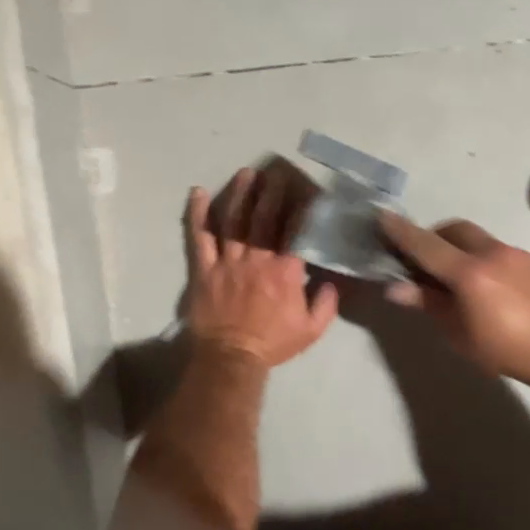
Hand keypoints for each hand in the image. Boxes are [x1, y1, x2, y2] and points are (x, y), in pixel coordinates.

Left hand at [184, 168, 339, 366]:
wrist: (231, 358)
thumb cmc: (272, 344)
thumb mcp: (311, 330)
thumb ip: (325, 304)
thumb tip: (330, 283)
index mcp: (284, 271)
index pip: (295, 232)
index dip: (301, 210)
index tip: (306, 193)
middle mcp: (256, 259)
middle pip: (264, 217)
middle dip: (271, 192)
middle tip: (275, 171)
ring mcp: (227, 262)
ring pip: (234, 220)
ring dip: (240, 194)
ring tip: (246, 174)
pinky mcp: (204, 269)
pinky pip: (200, 237)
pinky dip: (198, 214)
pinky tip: (198, 193)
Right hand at [378, 212, 529, 394]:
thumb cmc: (508, 352)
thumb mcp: (460, 334)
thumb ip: (429, 304)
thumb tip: (395, 287)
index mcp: (470, 272)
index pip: (425, 244)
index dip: (400, 232)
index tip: (381, 218)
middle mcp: (493, 252)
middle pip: (453, 230)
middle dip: (432, 237)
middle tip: (419, 261)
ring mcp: (517, 254)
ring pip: (477, 239)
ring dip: (457, 248)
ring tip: (451, 278)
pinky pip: (496, 251)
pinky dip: (479, 258)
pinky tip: (484, 287)